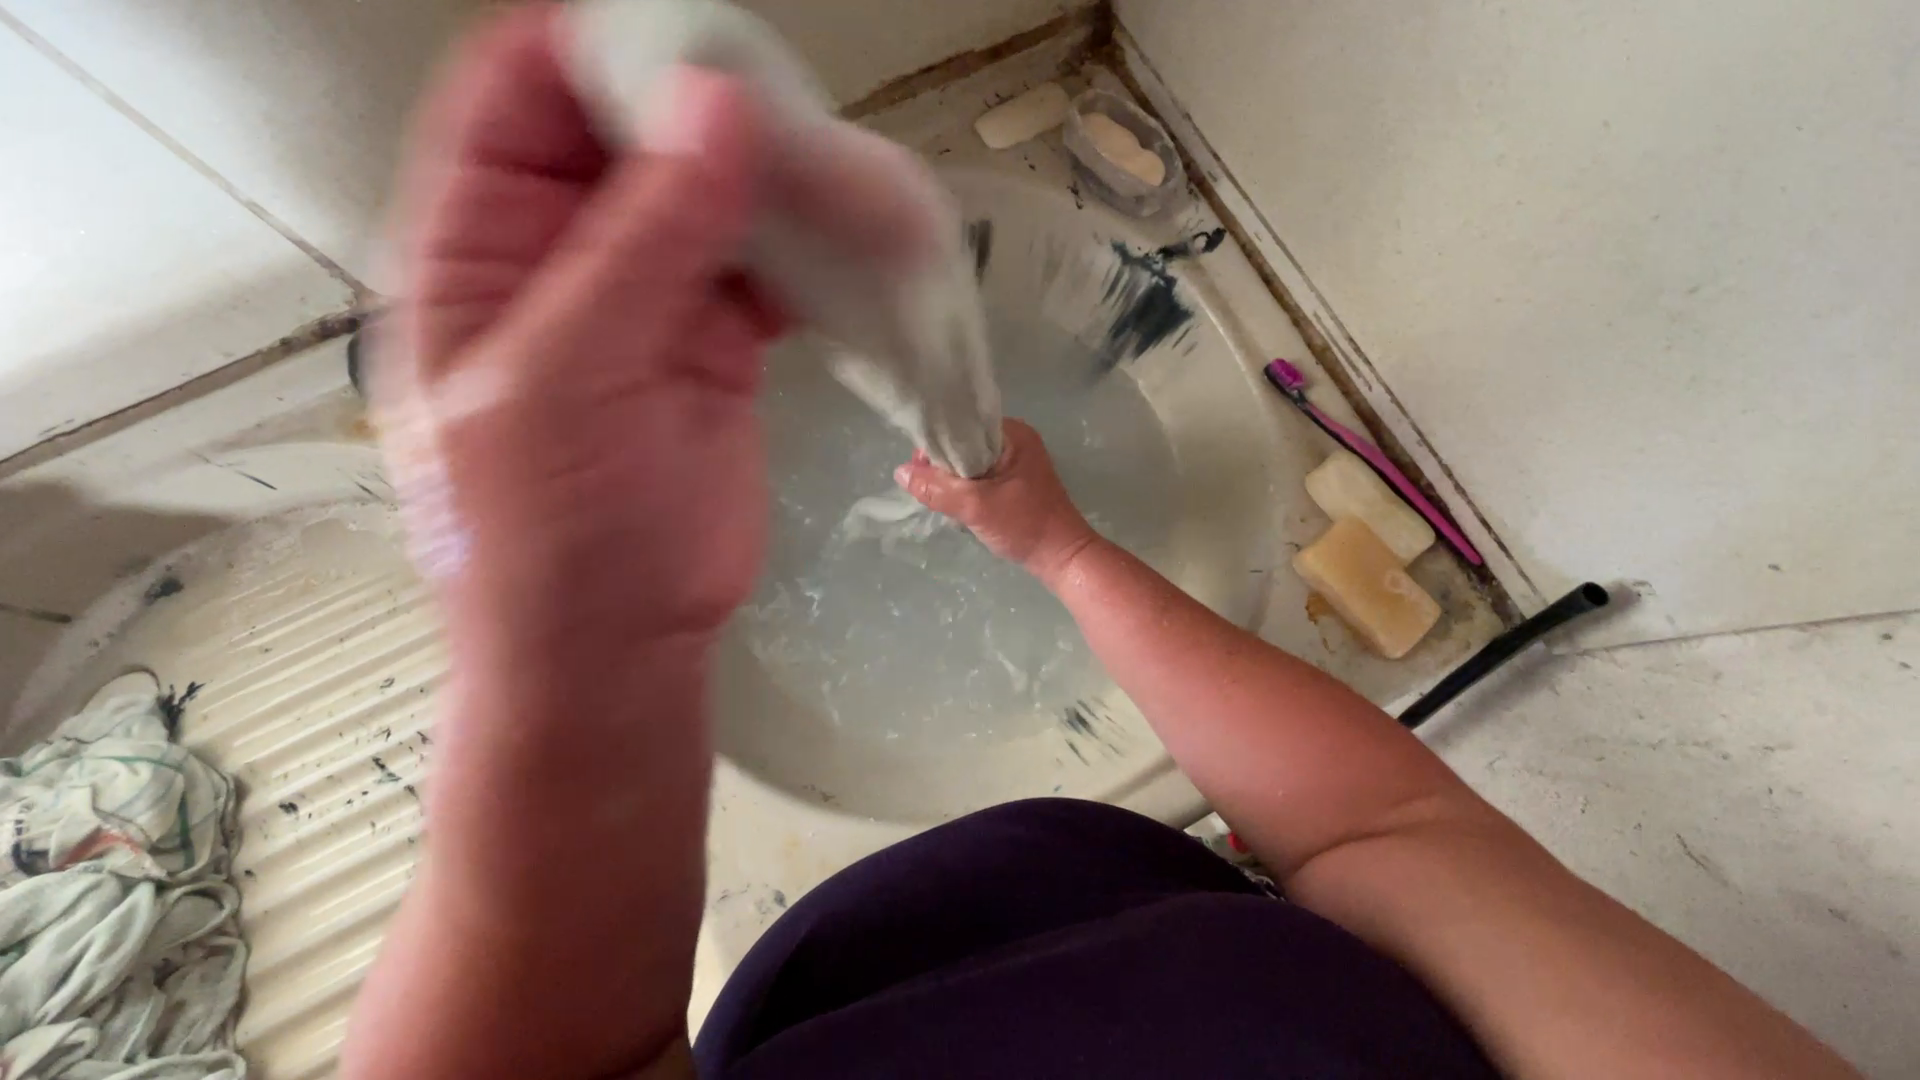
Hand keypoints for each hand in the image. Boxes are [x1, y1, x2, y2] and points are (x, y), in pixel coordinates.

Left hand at [378, 7, 782, 645]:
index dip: (602, 50)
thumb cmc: (549, 538)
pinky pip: (766, 274)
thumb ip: (640, 245)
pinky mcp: (718, 347)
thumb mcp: (566, 382)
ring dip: (774, 187)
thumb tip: (719, 105)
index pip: (524, 93)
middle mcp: (564, 256)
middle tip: (802, 117)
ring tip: (843, 178)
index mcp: (482, 246)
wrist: (618, 647)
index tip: (705, 47)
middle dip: (712, 113)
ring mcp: (649, 300)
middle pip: (635, 134)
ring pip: (713, 201)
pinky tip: (851, 252)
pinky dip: (808, 259)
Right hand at [895, 419, 1097, 584]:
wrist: (1061, 557)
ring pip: (969, 461)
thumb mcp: (976, 506)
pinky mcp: (1013, 482)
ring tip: (940, 498)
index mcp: (1012, 433)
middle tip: (927, 488)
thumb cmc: (1025, 526)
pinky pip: (979, 476)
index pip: (962, 425)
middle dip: (942, 464)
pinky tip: (956, 503)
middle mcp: (1015, 440)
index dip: (936, 443)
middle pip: (963, 443)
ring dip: (952, 479)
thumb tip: (900, 473)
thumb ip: (937, 489)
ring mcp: (1015, 462)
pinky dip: (965, 488)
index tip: (918, 469)